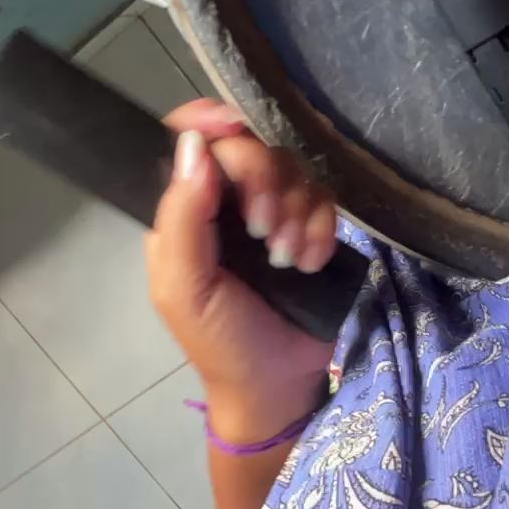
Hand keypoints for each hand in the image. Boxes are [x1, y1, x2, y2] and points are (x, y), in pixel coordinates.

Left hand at [146, 100, 337, 444]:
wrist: (278, 385)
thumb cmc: (221, 340)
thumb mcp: (186, 287)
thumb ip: (184, 217)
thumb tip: (196, 145)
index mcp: (185, 210)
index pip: (194, 141)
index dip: (214, 123)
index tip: (236, 128)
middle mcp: (228, 202)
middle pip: (251, 148)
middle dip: (265, 185)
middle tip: (267, 235)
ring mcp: (272, 212)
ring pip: (293, 169)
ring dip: (295, 214)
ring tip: (290, 262)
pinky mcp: (311, 226)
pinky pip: (325, 197)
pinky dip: (320, 228)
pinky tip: (311, 262)